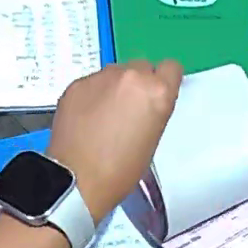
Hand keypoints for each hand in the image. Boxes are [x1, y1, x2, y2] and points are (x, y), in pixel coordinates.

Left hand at [45, 59, 183, 220]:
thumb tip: (142, 104)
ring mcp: (100, 77)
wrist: (78, 180)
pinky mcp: (76, 84)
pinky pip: (92, 84)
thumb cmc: (121, 171)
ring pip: (115, 73)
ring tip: (105, 118)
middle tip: (129, 111)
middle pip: (141, 67)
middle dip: (138, 85)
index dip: (165, 82)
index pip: (171, 68)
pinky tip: (86, 120)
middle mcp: (131, 76)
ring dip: (114, 88)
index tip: (157, 96)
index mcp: (157, 92)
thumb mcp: (151, 142)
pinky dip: (92, 96)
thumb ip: (152, 112)